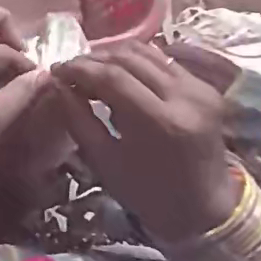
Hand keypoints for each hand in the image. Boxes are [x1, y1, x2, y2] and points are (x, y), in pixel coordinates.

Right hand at [54, 42, 239, 241]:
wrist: (203, 208)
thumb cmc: (147, 193)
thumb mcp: (103, 160)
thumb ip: (78, 118)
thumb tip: (57, 85)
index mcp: (159, 121)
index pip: (111, 76)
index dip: (78, 68)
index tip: (55, 70)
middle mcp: (184, 96)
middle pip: (128, 58)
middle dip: (92, 60)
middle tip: (69, 70)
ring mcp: (199, 88)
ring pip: (146, 52)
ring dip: (112, 56)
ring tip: (90, 69)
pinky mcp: (205, 87)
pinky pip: (163, 60)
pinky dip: (135, 61)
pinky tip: (117, 73)